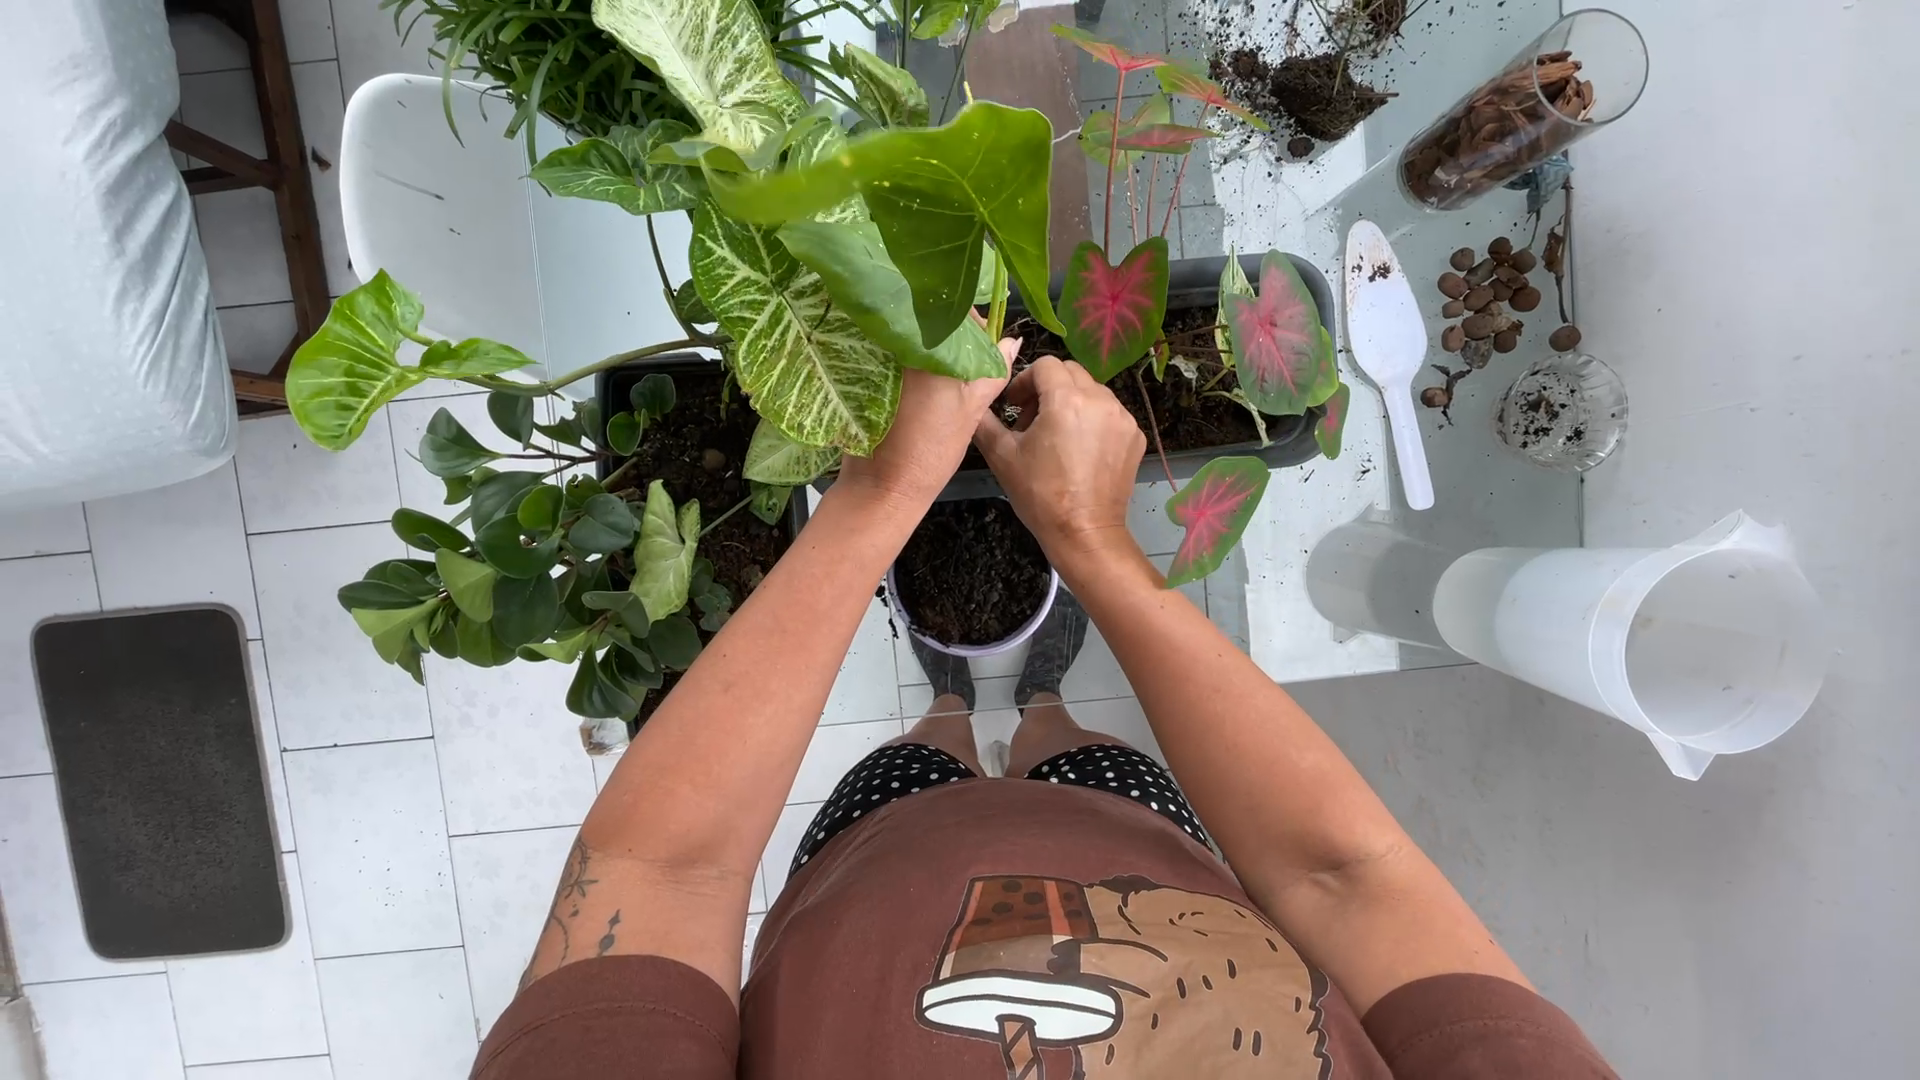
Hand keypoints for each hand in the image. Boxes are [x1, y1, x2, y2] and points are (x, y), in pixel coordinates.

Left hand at [835, 341, 1014, 508]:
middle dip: (955, 340)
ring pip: (916, 339)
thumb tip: (1012, 342)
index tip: (988, 348)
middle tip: (969, 368)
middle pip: (934, 324)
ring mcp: (878, 358)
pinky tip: (925, 387)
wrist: (883, 487)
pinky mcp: (866, 375)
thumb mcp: (971, 411)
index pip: (959, 314)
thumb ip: (993, 372)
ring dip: (934, 352)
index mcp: (929, 346)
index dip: (978, 327)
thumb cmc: (929, 453)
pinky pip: (897, 355)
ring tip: (948, 379)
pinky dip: (914, 364)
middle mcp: (899, 343)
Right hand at [971, 356, 1144, 563]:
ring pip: (1092, 391)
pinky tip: (1079, 449)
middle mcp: (1099, 400)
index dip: (1024, 381)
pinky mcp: (1134, 436)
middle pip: (1070, 373)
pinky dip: (1092, 421)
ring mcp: (1122, 418)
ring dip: (1071, 402)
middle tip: (1031, 419)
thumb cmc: (1040, 495)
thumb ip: (983, 421)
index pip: (1044, 365)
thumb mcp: (1002, 456)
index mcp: (1066, 400)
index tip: (1015, 404)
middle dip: (1048, 388)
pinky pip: (1110, 413)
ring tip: (1055, 435)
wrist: (1083, 532)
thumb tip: (973, 402)